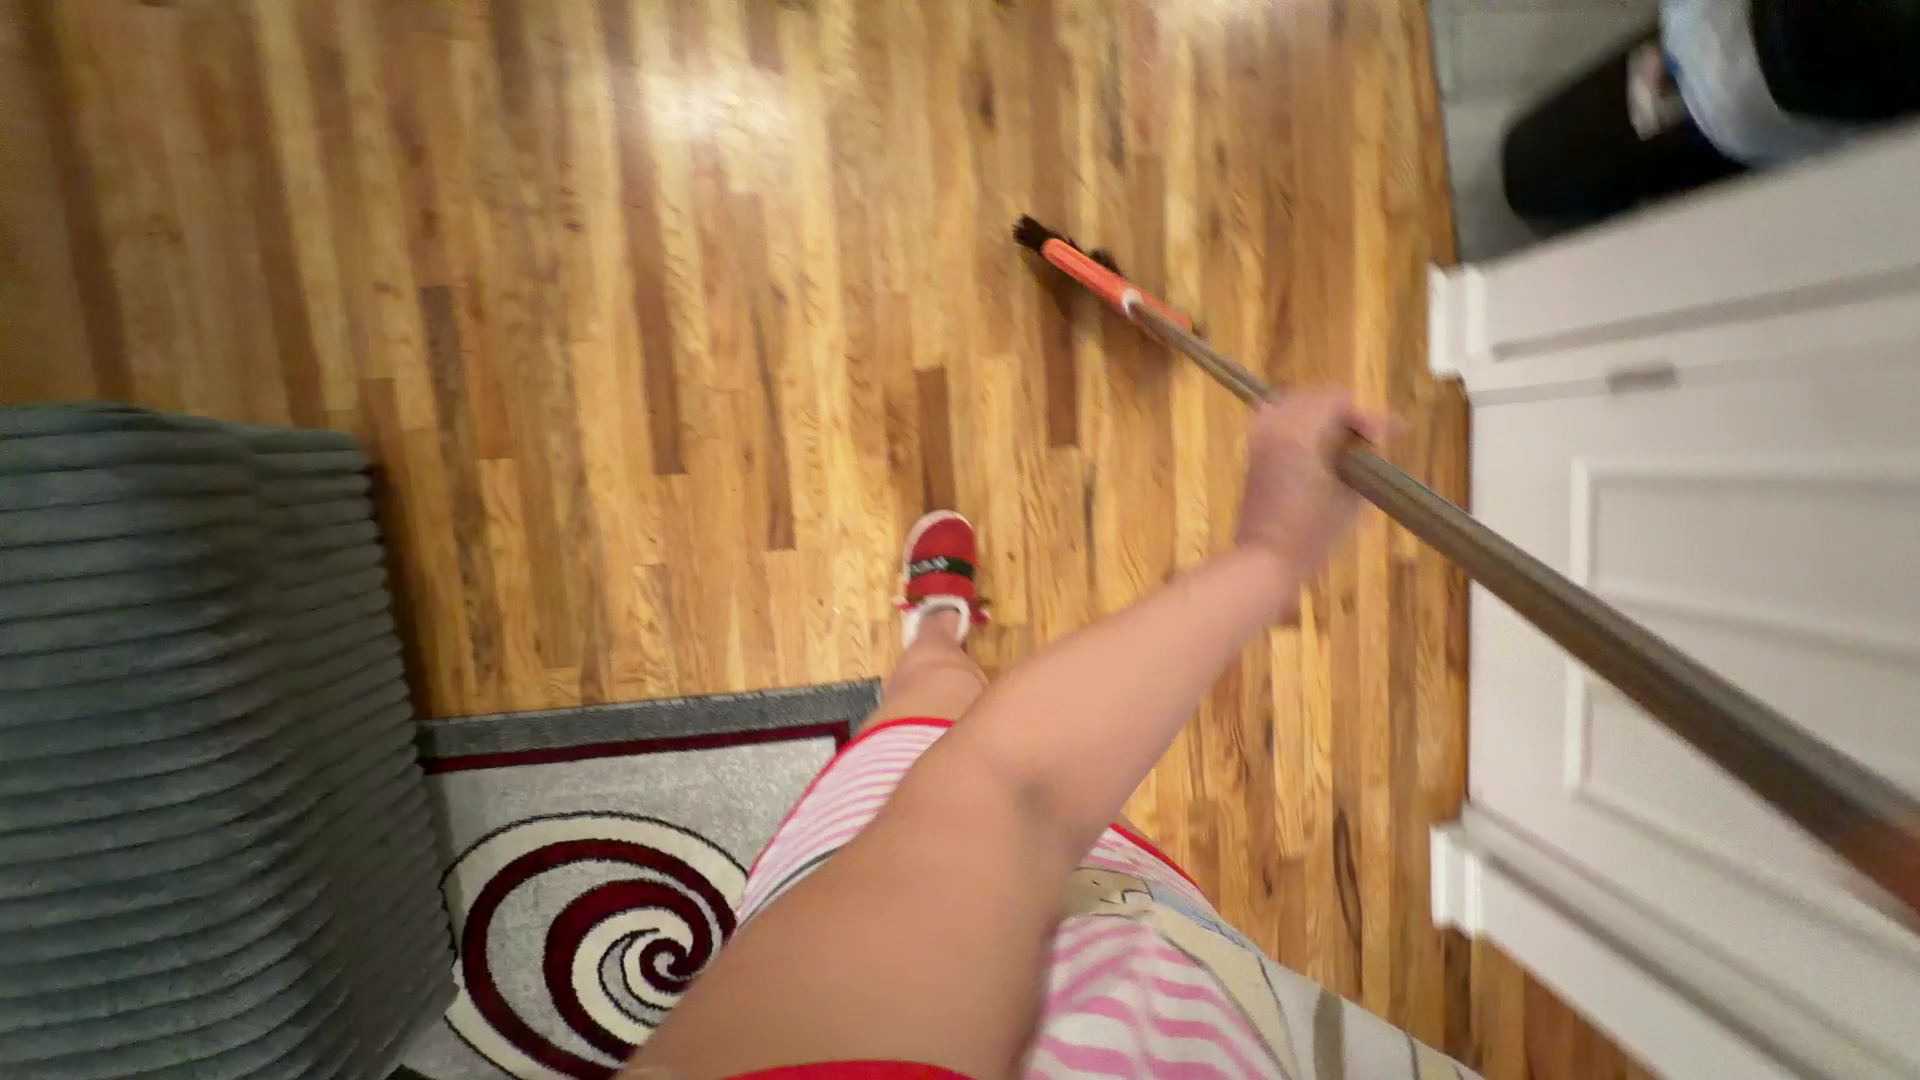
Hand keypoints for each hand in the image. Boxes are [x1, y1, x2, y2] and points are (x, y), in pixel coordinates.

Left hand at [1235, 388, 1393, 603]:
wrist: (1265, 557)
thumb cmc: (1312, 533)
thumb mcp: (1352, 497)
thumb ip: (1366, 461)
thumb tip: (1375, 440)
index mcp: (1299, 434)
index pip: (1337, 400)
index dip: (1366, 415)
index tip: (1388, 434)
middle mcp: (1274, 429)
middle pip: (1313, 397)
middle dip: (1343, 410)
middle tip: (1368, 435)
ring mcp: (1258, 441)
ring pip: (1291, 405)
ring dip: (1319, 414)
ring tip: (1343, 438)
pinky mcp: (1252, 456)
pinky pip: (1274, 422)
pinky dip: (1297, 424)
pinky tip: (1316, 444)